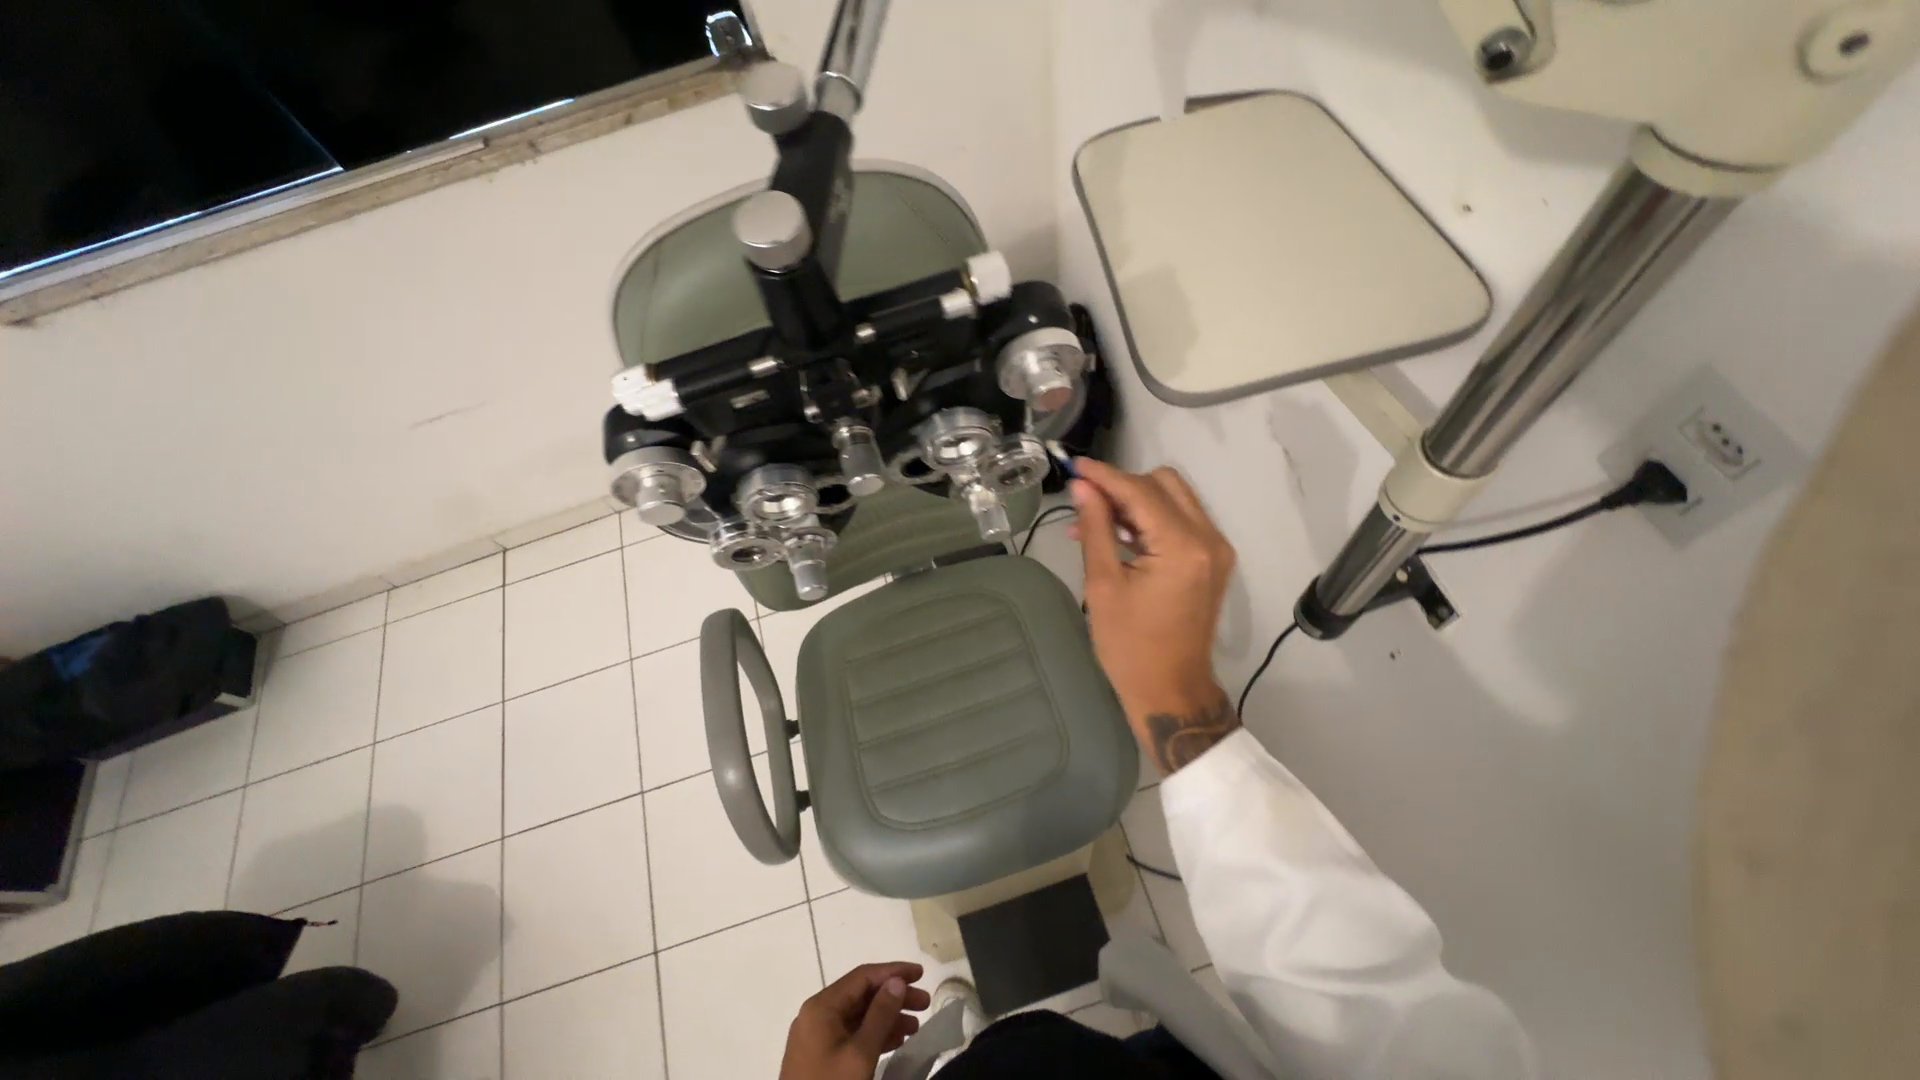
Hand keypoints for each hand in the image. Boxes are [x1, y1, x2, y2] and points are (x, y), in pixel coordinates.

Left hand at [779, 962, 931, 1079]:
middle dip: (894, 996)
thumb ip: (881, 1015)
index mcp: (822, 1006)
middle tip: (925, 1003)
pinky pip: (852, 1035)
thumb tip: (897, 981)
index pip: (862, 977)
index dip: (893, 972)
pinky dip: (875, 1034)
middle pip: (862, 995)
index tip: (921, 974)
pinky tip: (897, 1041)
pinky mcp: (821, 1056)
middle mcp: (817, 1015)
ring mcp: (817, 1037)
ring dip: (888, 1017)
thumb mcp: (860, 1053)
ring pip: (859, 1016)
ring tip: (916, 1026)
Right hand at [1071, 460, 1240, 773]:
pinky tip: (1119, 535)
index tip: (1074, 467)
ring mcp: (1216, 549)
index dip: (1105, 476)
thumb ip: (1095, 528)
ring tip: (1096, 521)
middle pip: (1165, 484)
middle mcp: (1209, 539)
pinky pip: (1182, 521)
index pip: (1141, 492)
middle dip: (1123, 485)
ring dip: (1137, 501)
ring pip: (1175, 498)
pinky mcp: (1212, 560)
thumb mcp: (1103, 585)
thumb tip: (1082, 487)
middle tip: (1086, 501)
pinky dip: (1152, 519)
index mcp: (1182, 547)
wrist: (1170, 688)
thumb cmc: (1130, 646)